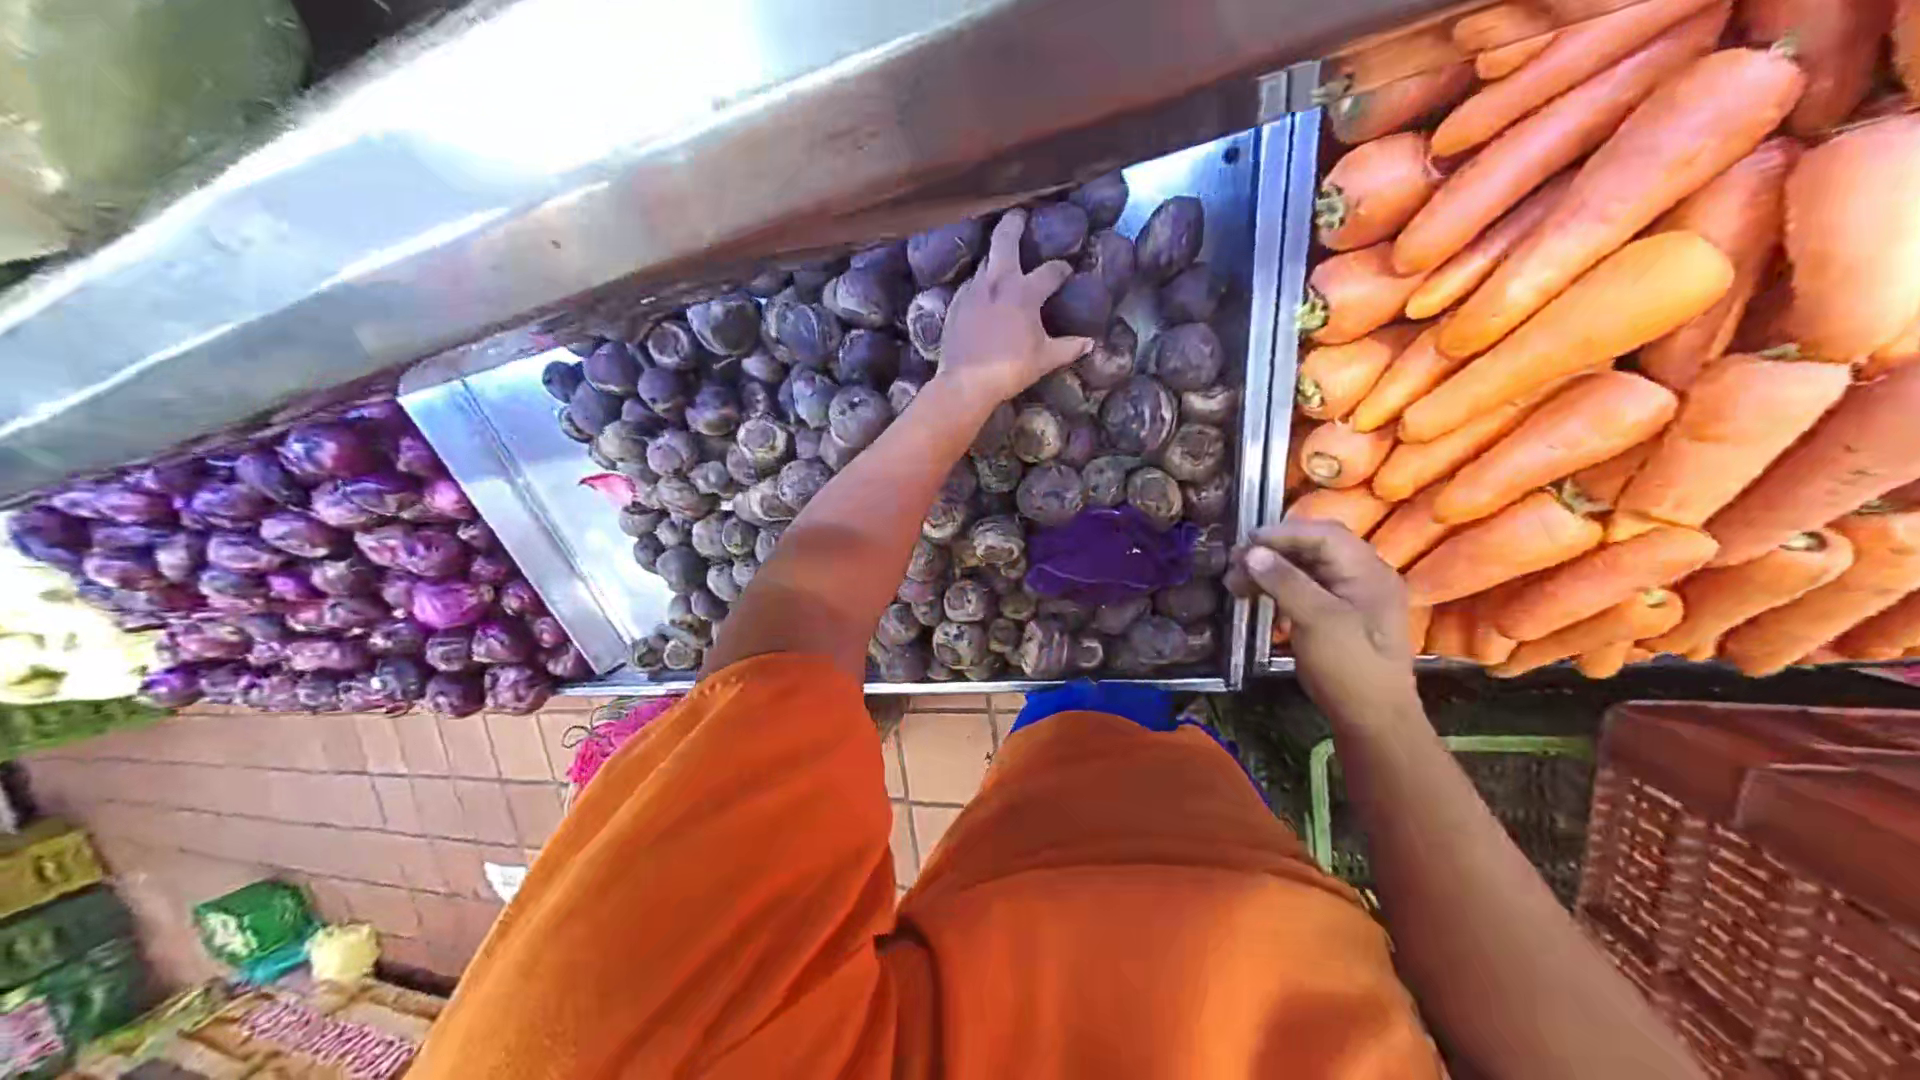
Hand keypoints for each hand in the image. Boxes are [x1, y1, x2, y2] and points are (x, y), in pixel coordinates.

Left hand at [933, 209, 1093, 408]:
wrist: (966, 383)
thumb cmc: (1010, 369)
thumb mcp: (1045, 359)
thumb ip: (1069, 347)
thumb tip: (1089, 343)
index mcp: (1024, 292)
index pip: (1051, 271)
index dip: (1061, 269)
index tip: (1066, 270)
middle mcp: (997, 282)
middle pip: (1005, 238)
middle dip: (1015, 222)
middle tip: (1020, 214)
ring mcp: (972, 290)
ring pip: (985, 260)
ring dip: (996, 254)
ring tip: (1002, 254)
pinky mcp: (955, 304)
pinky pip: (970, 284)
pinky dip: (980, 282)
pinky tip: (983, 290)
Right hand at [1227, 520, 1419, 724]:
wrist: (1373, 721)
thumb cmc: (1350, 668)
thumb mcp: (1317, 621)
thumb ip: (1285, 582)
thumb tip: (1252, 552)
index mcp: (1369, 572)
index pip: (1324, 535)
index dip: (1283, 533)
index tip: (1246, 543)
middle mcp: (1363, 578)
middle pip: (1313, 549)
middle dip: (1272, 552)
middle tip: (1236, 563)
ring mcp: (1351, 598)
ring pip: (1305, 569)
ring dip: (1269, 571)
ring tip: (1236, 584)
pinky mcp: (1337, 617)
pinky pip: (1304, 590)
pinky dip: (1277, 590)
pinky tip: (1255, 600)